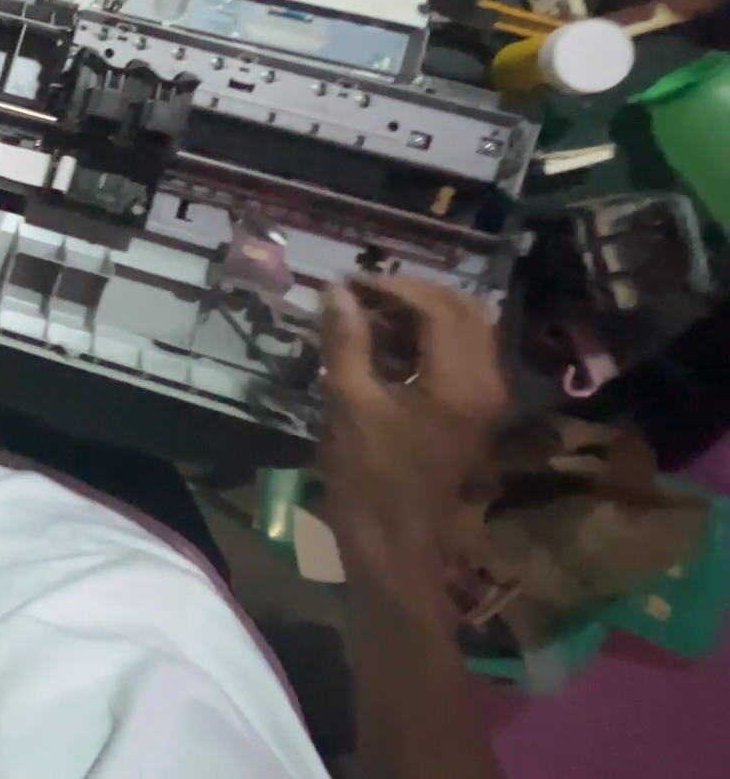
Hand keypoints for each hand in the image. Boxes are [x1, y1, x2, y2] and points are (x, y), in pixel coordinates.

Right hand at [317, 277, 508, 564]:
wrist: (395, 540)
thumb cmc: (368, 472)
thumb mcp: (347, 401)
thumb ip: (346, 342)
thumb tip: (336, 293)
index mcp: (461, 382)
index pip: (440, 309)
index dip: (393, 287)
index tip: (347, 283)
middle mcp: (487, 385)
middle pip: (464, 314)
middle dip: (412, 293)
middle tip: (358, 291)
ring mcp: (483, 401)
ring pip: (465, 333)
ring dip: (418, 313)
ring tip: (364, 312)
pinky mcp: (469, 414)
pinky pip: (456, 357)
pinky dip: (422, 338)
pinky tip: (381, 343)